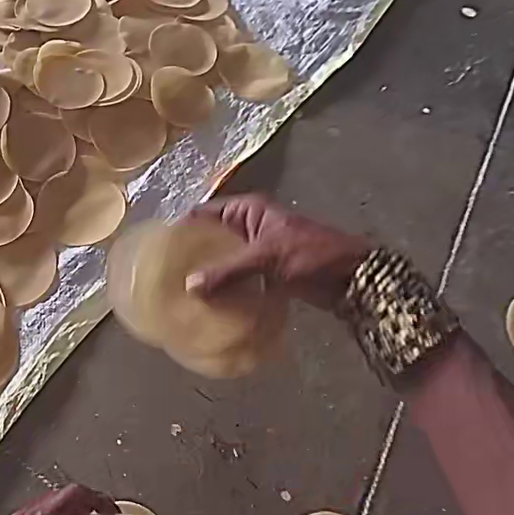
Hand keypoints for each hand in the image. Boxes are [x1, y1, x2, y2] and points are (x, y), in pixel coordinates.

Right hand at [185, 193, 371, 308]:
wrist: (353, 278)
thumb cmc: (311, 256)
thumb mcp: (266, 258)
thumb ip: (227, 271)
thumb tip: (189, 286)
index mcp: (248, 210)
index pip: (204, 213)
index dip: (182, 229)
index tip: (160, 250)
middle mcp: (249, 225)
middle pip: (211, 238)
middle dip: (193, 256)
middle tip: (167, 277)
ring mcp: (258, 250)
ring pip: (224, 260)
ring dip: (209, 274)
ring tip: (182, 293)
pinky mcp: (266, 272)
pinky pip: (238, 278)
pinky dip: (226, 288)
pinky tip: (209, 304)